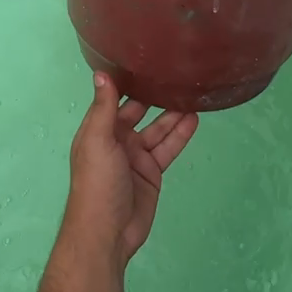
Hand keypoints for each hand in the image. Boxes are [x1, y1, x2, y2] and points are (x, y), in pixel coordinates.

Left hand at [65, 73, 198, 266]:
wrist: (108, 231)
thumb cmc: (97, 181)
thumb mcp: (97, 140)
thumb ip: (103, 107)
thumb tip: (101, 73)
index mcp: (99, 128)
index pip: (115, 99)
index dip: (128, 81)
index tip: (145, 60)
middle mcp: (117, 139)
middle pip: (139, 111)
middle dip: (155, 96)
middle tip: (176, 74)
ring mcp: (136, 156)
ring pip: (158, 129)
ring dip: (173, 114)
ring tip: (192, 93)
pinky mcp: (152, 172)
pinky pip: (168, 148)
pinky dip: (180, 135)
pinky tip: (194, 120)